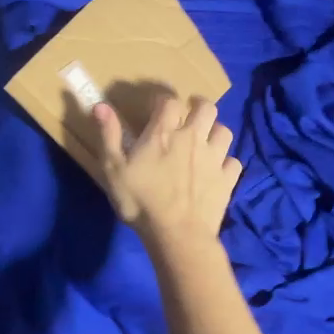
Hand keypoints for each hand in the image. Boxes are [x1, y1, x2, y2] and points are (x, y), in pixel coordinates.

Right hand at [93, 96, 240, 252]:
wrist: (177, 234)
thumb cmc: (140, 200)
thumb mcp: (113, 168)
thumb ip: (108, 134)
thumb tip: (101, 105)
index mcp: (163, 133)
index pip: (170, 100)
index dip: (163, 99)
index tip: (155, 106)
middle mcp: (193, 138)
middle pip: (206, 108)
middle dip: (197, 106)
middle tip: (187, 114)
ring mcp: (214, 158)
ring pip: (225, 131)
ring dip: (214, 131)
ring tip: (203, 139)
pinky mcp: (228, 179)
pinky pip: (233, 161)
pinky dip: (225, 161)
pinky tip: (214, 168)